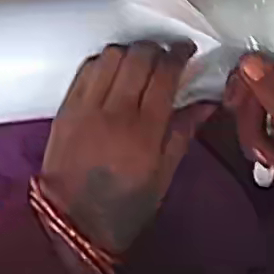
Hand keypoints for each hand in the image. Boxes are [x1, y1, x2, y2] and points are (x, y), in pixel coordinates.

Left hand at [39, 41, 215, 256]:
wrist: (71, 225)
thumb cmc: (124, 206)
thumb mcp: (163, 176)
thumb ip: (183, 132)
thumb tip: (206, 101)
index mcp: (145, 132)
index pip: (165, 74)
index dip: (178, 54)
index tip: (185, 51)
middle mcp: (116, 112)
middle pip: (138, 56)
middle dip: (156, 48)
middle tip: (164, 56)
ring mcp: (87, 106)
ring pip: (112, 55)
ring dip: (129, 52)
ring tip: (138, 63)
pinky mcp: (67, 106)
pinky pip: (87, 67)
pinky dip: (104, 61)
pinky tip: (113, 71)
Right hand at [224, 53, 273, 233]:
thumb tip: (248, 60)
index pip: (270, 68)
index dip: (250, 84)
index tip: (237, 104)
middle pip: (256, 87)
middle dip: (251, 116)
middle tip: (259, 142)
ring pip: (251, 108)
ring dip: (252, 134)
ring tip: (267, 157)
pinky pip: (253, 127)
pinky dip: (255, 144)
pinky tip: (268, 161)